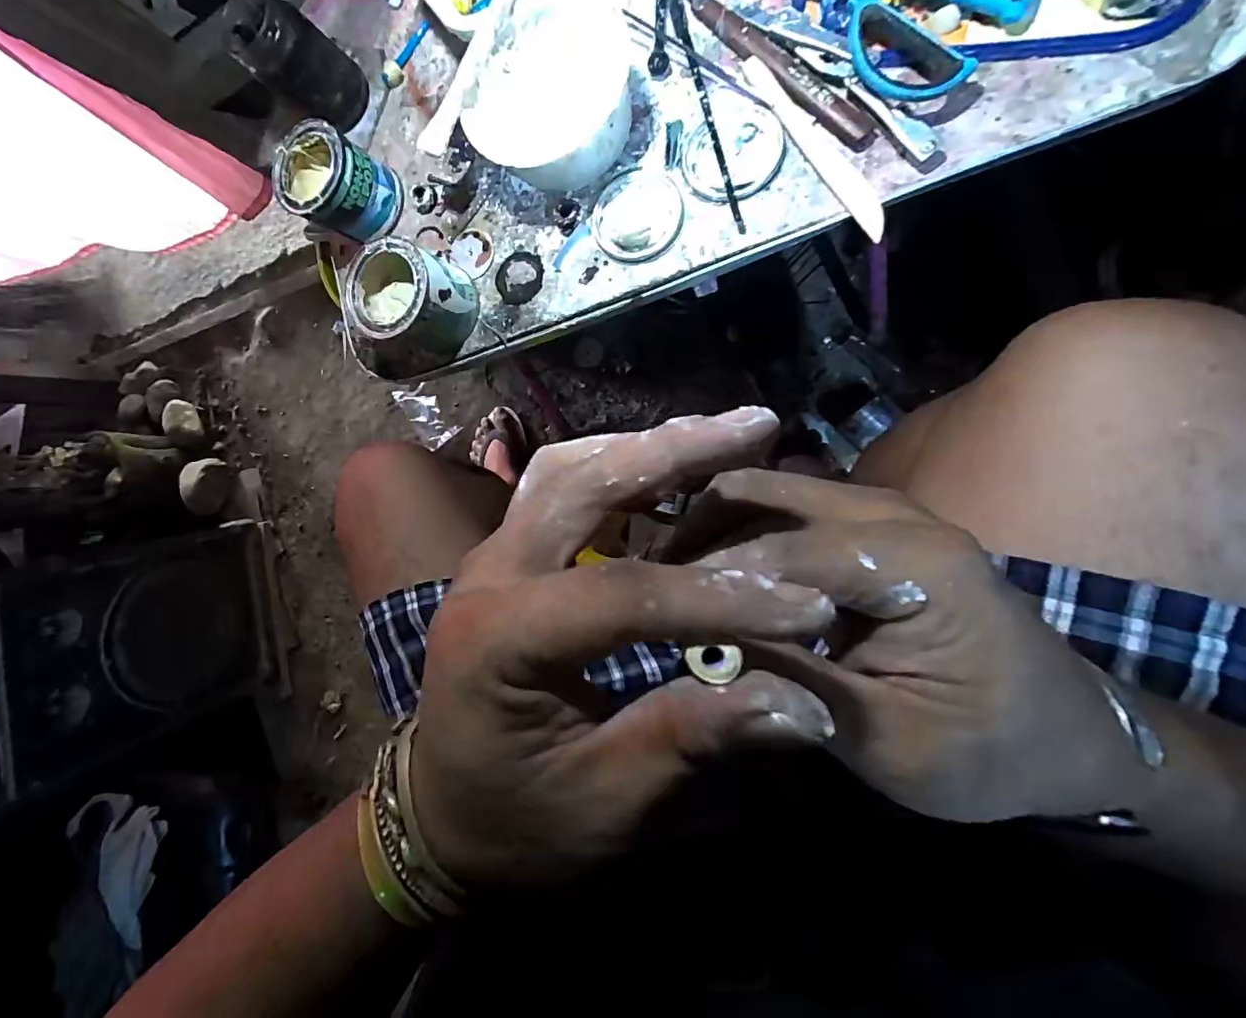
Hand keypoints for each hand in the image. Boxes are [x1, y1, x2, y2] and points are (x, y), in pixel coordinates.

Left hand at [407, 408, 841, 886]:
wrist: (437, 807)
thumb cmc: (511, 819)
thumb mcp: (600, 804)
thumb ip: (687, 742)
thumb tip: (803, 706)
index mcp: (497, 640)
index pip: (619, 596)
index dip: (718, 597)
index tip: (808, 605)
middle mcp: (485, 577)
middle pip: (576, 487)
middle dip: (669, 453)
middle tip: (757, 425)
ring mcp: (488, 559)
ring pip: (560, 473)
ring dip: (640, 447)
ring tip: (718, 434)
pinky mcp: (502, 559)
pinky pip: (554, 491)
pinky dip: (612, 467)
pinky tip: (663, 467)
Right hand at [667, 469, 1152, 822]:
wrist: (1068, 738)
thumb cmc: (985, 752)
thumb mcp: (884, 741)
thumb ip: (792, 682)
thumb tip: (700, 642)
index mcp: (909, 563)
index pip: (772, 555)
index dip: (702, 583)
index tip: (646, 612)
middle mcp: (893, 514)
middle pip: (757, 492)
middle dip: (690, 531)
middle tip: (643, 578)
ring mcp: (884, 509)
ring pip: (764, 489)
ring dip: (708, 525)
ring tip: (666, 573)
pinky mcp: (873, 523)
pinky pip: (785, 504)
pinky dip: (737, 527)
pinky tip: (709, 569)